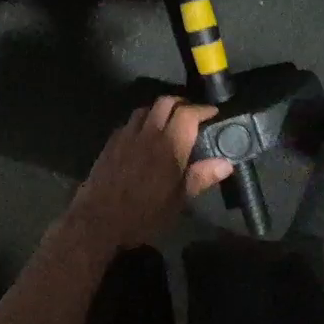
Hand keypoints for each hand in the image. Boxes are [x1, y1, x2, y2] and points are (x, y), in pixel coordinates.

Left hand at [61, 96, 234, 253]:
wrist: (97, 221)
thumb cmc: (142, 215)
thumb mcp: (177, 202)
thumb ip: (200, 177)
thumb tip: (226, 163)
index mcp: (169, 146)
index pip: (188, 114)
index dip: (203, 109)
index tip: (213, 113)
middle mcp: (148, 134)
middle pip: (166, 102)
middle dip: (182, 103)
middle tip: (192, 115)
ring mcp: (126, 136)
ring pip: (145, 109)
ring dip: (160, 110)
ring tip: (169, 123)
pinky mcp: (111, 143)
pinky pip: (129, 122)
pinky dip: (142, 122)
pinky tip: (144, 136)